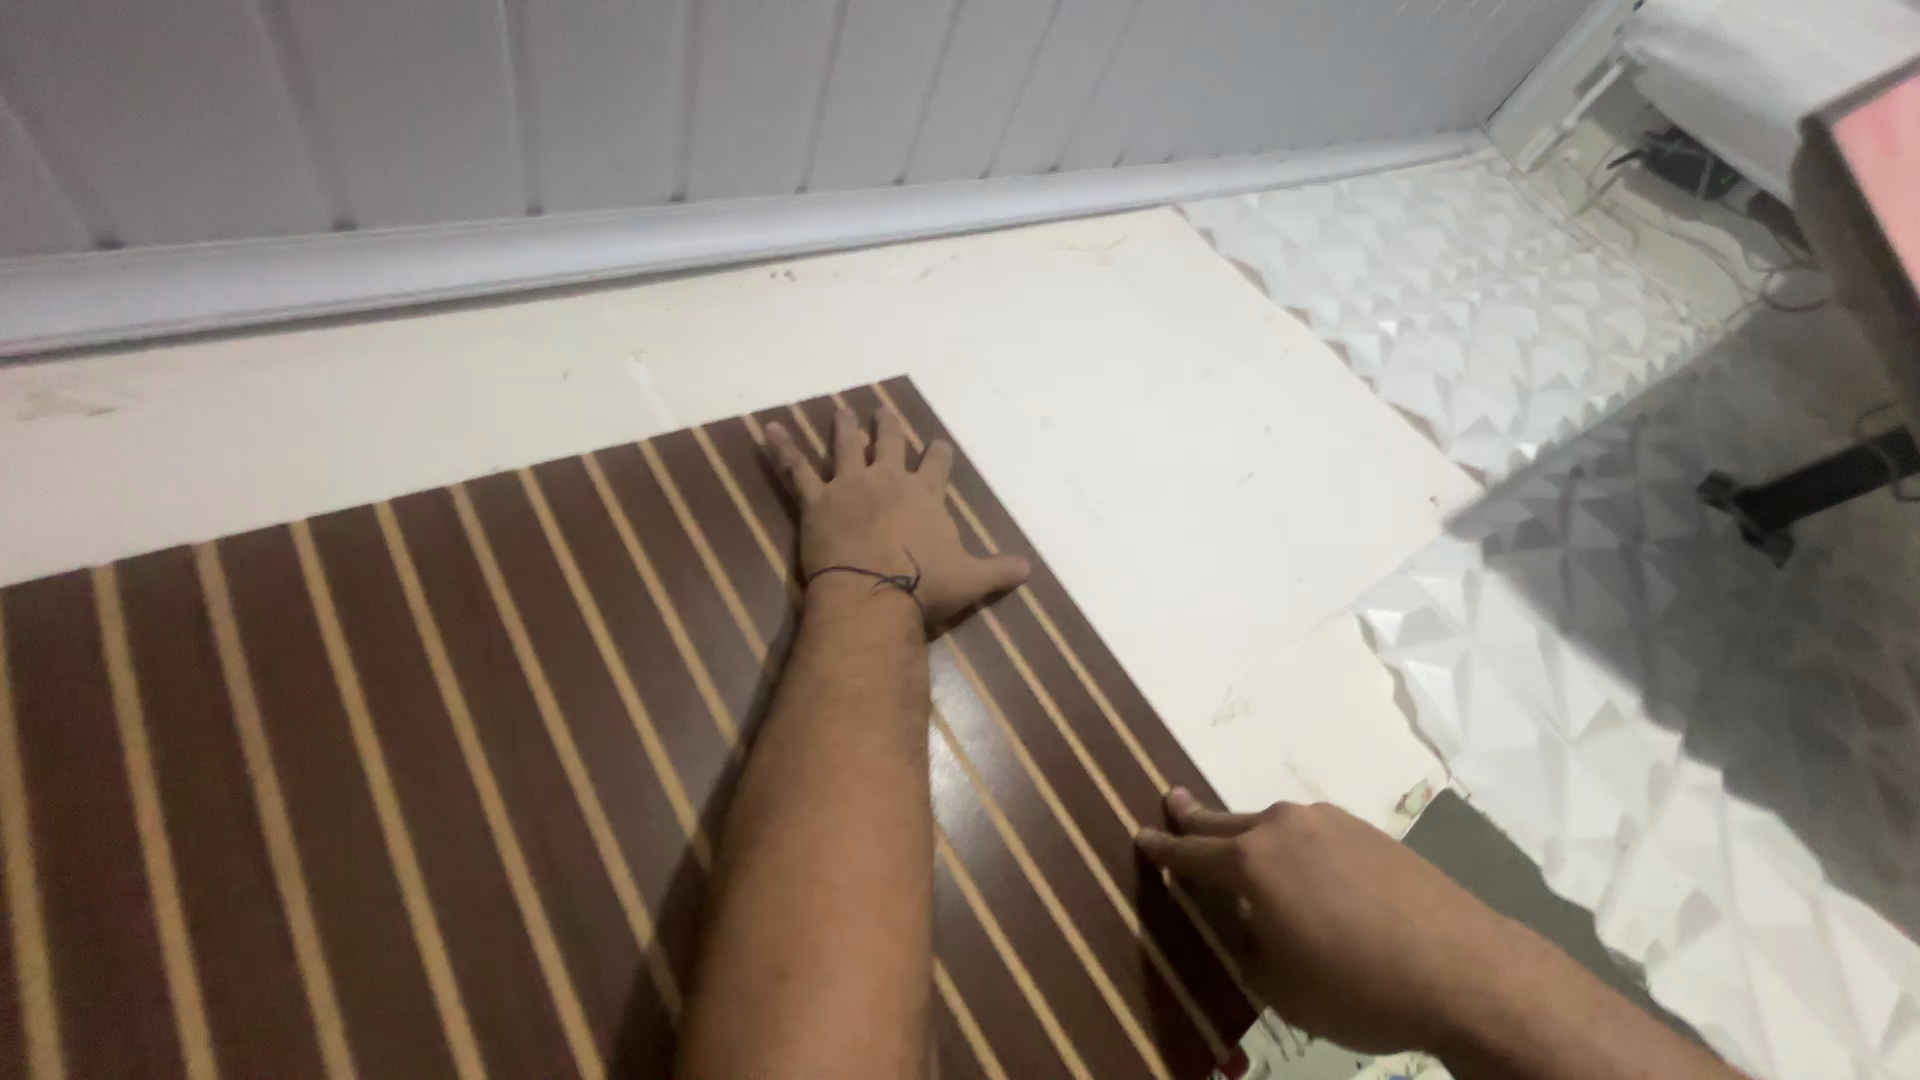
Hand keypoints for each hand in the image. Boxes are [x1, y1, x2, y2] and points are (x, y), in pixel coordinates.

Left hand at [765, 407, 1029, 624]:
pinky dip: (781, 449)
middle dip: (887, 425)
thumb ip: (999, 570)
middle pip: (889, 443)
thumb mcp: (970, 580)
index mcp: (925, 493)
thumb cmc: (924, 586)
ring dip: (844, 428)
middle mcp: (888, 479)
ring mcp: (850, 486)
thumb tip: (1029, 568)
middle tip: (883, 410)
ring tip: (841, 413)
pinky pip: (795, 470)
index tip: (937, 444)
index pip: (935, 463)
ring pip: (845, 447)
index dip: (937, 452)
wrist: (873, 594)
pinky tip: (768, 429)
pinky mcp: (816, 501)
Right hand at [1136, 789, 1526, 1054]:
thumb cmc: (1358, 987)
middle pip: (1225, 821)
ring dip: (1251, 838)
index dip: (1162, 848)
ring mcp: (1327, 822)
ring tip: (1249, 857)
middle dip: (1195, 817)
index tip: (1141, 836)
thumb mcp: (1279, 986)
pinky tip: (1314, 876)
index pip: (1189, 853)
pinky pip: (1311, 833)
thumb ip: (1245, 944)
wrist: (1468, 971)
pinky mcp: (1367, 830)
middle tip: (1174, 802)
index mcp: (1249, 862)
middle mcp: (1281, 827)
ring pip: (1271, 826)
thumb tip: (1243, 920)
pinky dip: (1296, 848)